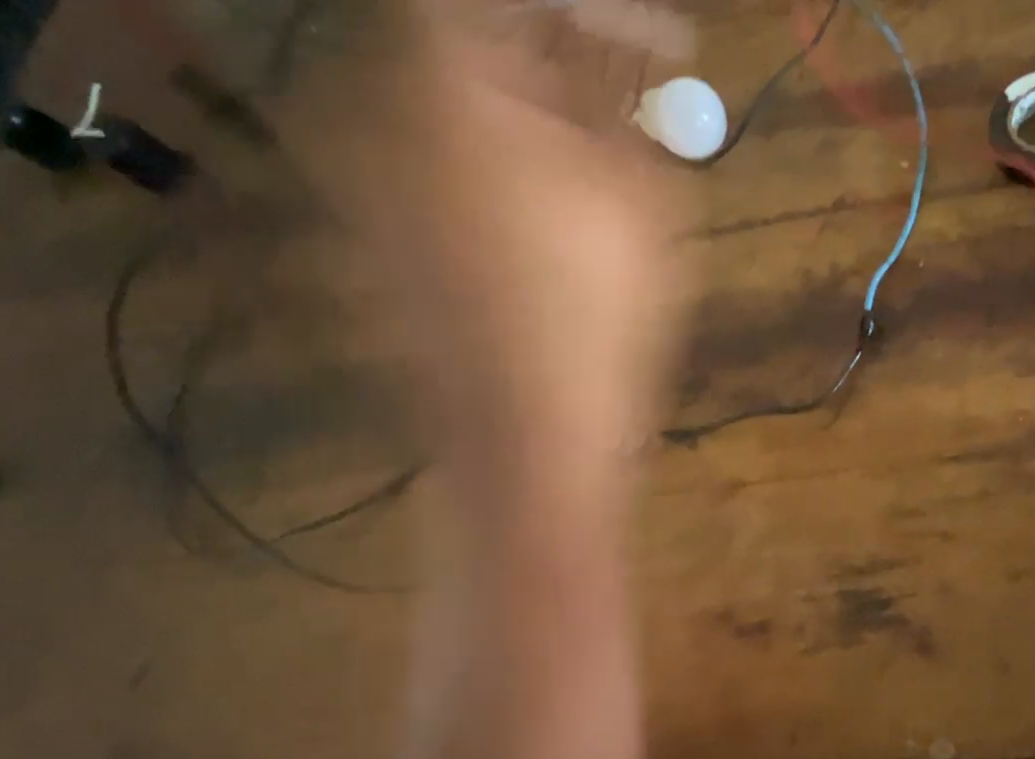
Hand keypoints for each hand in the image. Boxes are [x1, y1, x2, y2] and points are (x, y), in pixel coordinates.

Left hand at [282, 1, 694, 465]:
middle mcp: (385, 113)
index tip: (662, 45)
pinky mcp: (383, 244)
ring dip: (540, 127)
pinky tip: (559, 224)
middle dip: (566, 69)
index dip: (595, 17)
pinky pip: (448, 178)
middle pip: (480, 54)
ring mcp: (373, 184)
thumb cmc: (599, 313)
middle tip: (636, 104)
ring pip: (466, 120)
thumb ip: (628, 102)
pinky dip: (505, 179)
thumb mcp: (641, 195)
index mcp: (448, 82)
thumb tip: (631, 55)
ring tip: (608, 169)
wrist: (531, 439)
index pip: (513, 2)